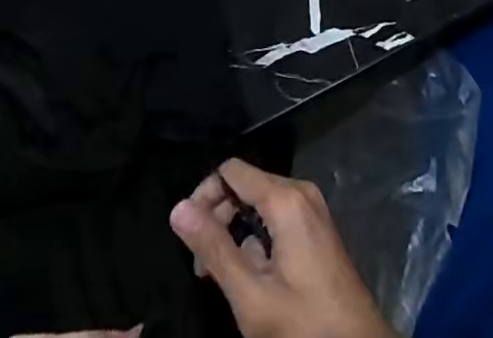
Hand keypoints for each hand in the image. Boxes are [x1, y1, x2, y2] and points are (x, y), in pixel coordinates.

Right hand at [169, 159, 396, 337]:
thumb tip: (178, 208)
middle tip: (202, 267)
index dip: (205, 195)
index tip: (189, 234)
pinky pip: (275, 218)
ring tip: (221, 277)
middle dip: (217, 218)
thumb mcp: (250, 293)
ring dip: (233, 233)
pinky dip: (255, 239)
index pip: (232, 170)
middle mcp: (300, 192)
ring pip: (258, 204)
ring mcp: (311, 209)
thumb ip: (213, 248)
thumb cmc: (302, 321)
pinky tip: (249, 276)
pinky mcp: (314, 228)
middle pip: (245, 185)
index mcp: (286, 199)